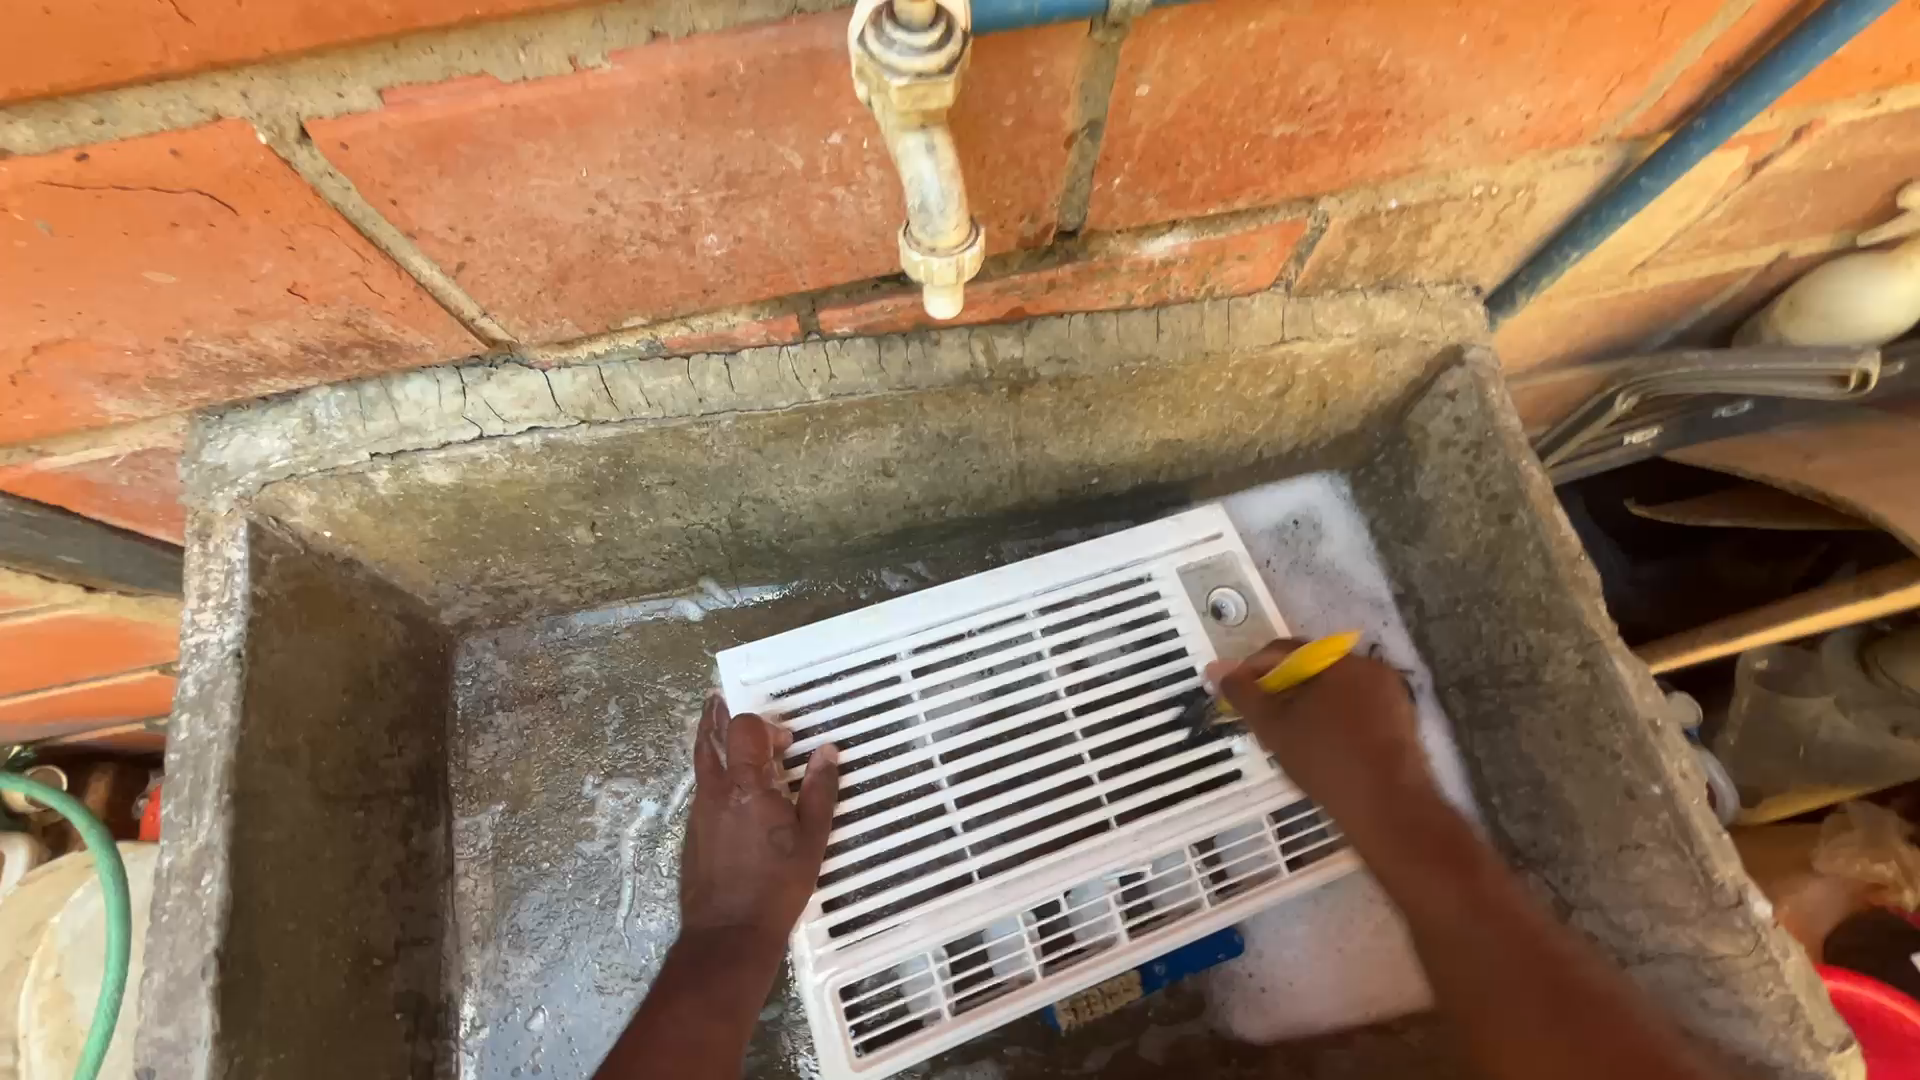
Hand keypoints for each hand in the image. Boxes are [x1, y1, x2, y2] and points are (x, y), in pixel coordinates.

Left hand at [680, 694, 839, 952]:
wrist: (728, 935)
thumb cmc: (776, 885)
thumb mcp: (812, 838)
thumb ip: (821, 790)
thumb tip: (828, 751)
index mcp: (746, 786)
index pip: (743, 729)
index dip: (765, 726)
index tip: (787, 743)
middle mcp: (716, 791)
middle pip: (708, 738)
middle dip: (715, 715)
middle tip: (719, 696)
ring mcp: (699, 812)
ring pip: (701, 763)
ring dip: (714, 742)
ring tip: (725, 730)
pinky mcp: (693, 832)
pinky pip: (703, 788)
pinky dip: (716, 773)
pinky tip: (735, 787)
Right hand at [1205, 639, 1434, 825]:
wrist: (1388, 808)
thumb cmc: (1326, 760)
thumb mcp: (1273, 725)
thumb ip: (1242, 693)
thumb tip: (1215, 668)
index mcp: (1338, 661)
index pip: (1283, 651)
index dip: (1253, 669)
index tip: (1237, 693)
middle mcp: (1368, 668)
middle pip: (1310, 667)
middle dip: (1280, 686)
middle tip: (1260, 713)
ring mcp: (1390, 694)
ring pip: (1333, 687)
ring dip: (1305, 701)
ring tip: (1286, 730)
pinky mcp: (1401, 720)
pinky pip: (1355, 705)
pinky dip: (1332, 715)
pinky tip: (1318, 741)